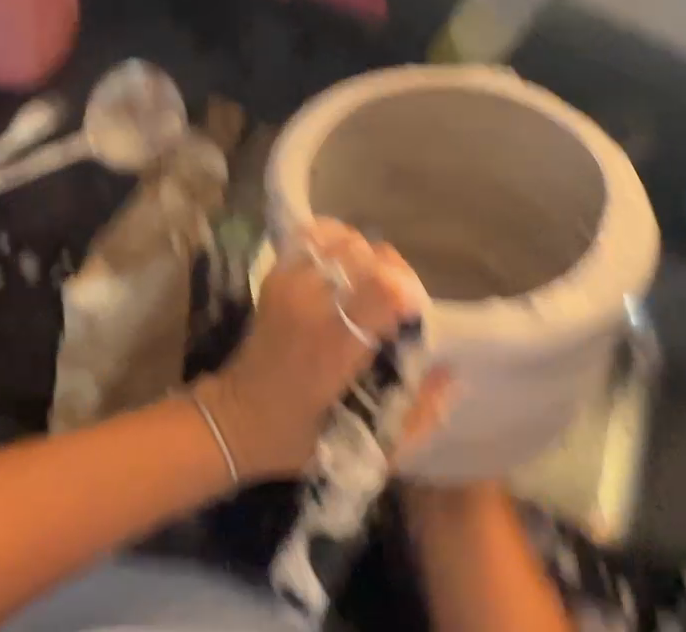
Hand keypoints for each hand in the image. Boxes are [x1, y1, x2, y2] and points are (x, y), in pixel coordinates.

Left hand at [197, 219, 431, 480]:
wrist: (234, 419)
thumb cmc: (301, 439)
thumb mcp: (369, 447)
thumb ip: (418, 415)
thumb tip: (451, 374)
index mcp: (335, 349)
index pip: (383, 289)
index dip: (407, 292)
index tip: (411, 314)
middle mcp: (311, 307)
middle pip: (366, 256)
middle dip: (390, 272)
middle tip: (391, 301)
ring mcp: (288, 286)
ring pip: (341, 240)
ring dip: (363, 256)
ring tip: (365, 283)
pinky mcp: (274, 278)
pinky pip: (310, 238)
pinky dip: (332, 241)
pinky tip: (340, 265)